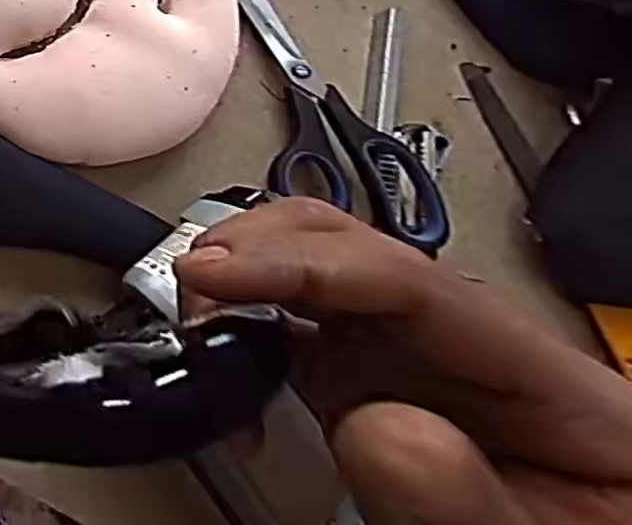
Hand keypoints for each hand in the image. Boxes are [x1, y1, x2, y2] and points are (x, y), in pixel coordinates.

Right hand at [175, 198, 631, 524]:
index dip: (291, 260)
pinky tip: (214, 352)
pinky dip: (225, 315)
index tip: (207, 273)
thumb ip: (460, 496)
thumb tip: (371, 417)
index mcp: (541, 378)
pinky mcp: (344, 366)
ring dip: (228, 273)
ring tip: (197, 321)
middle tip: (194, 289)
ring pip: (290, 257)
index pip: (398, 275)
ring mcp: (395, 350)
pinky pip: (271, 309)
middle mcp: (458, 343)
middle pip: (334, 240)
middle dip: (247, 247)